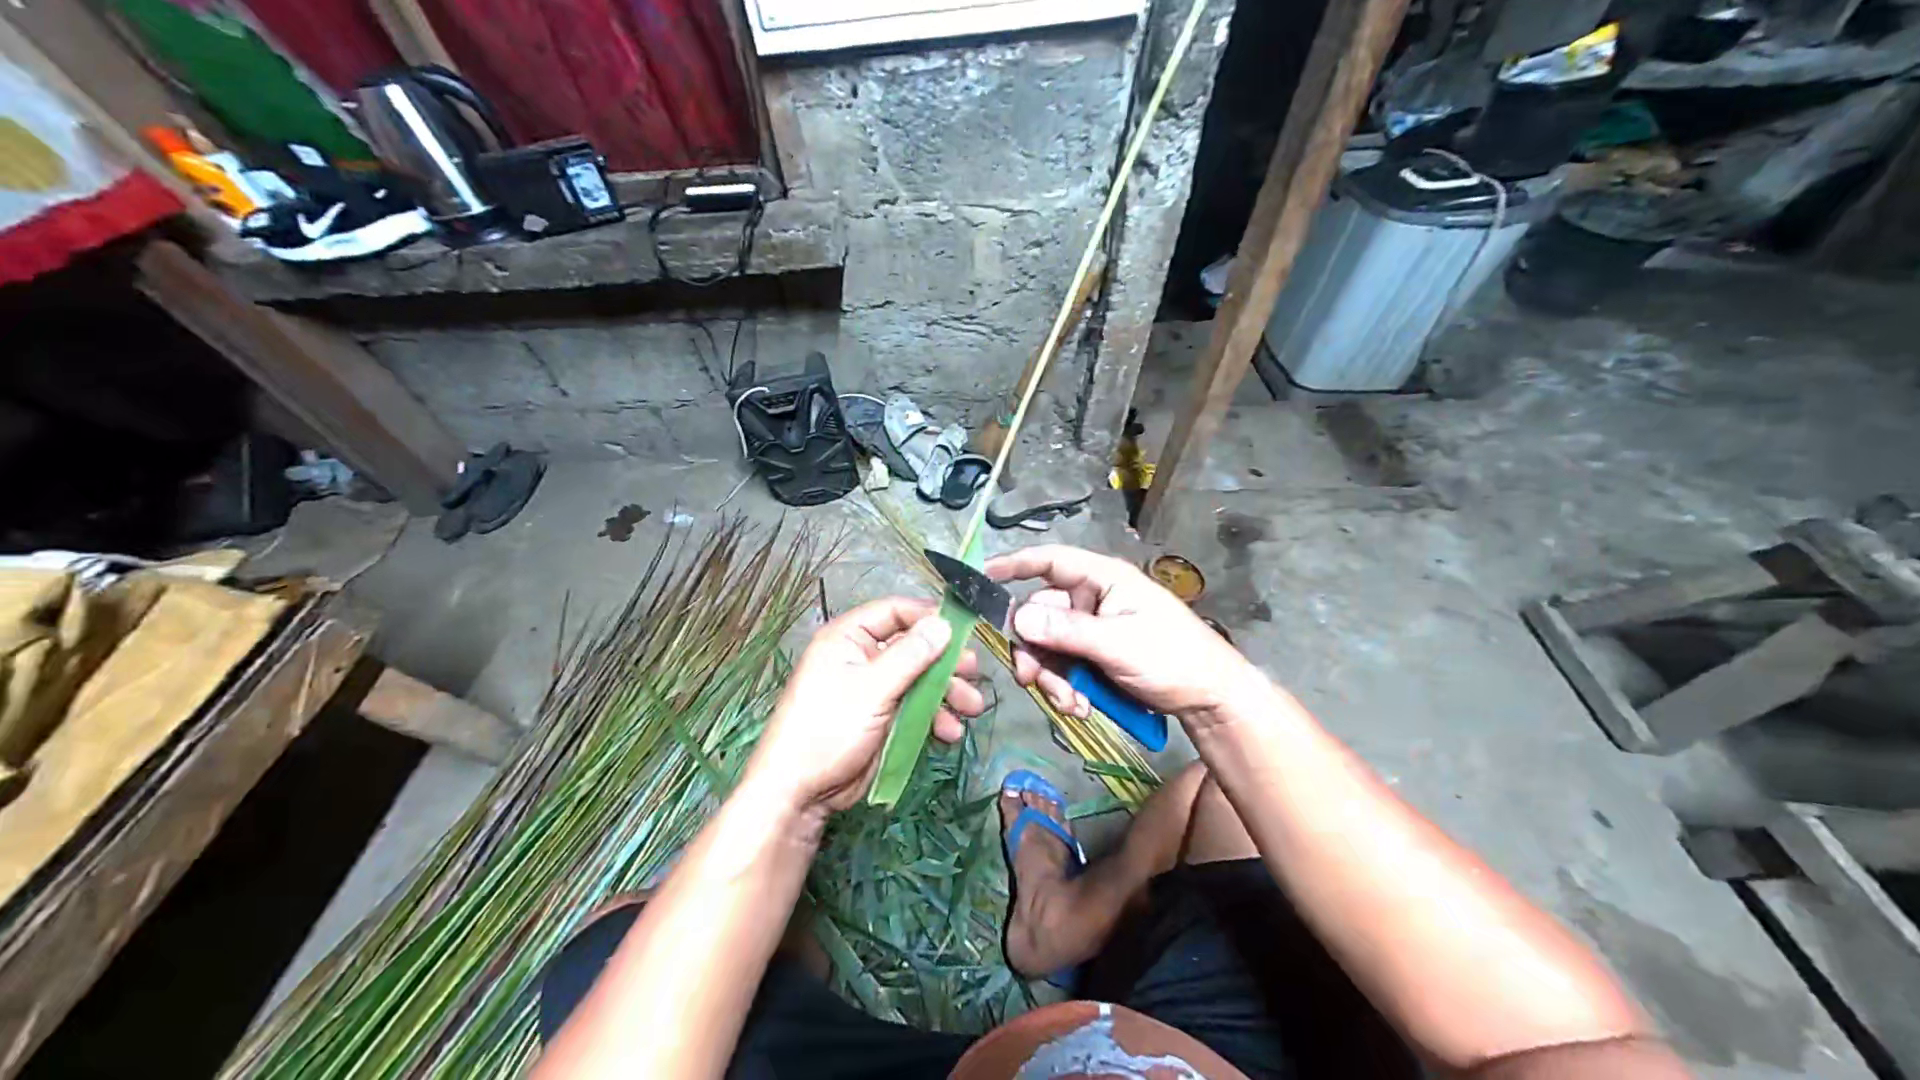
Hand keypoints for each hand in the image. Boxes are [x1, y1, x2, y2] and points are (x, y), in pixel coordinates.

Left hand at [743, 597, 984, 814]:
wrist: (800, 791)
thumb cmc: (829, 728)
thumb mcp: (873, 688)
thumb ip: (911, 654)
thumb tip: (943, 623)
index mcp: (849, 638)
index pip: (895, 612)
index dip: (929, 617)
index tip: (963, 629)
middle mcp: (862, 658)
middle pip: (914, 647)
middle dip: (945, 662)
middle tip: (973, 672)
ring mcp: (874, 690)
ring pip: (920, 680)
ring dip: (947, 693)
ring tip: (971, 708)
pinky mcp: (883, 718)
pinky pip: (916, 708)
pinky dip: (934, 717)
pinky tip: (949, 733)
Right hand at [985, 545, 1261, 725]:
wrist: (1210, 698)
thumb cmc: (1172, 657)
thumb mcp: (1117, 643)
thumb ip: (1066, 630)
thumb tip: (1017, 616)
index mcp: (1102, 580)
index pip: (1050, 561)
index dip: (1015, 565)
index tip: (983, 576)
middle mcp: (1093, 599)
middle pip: (1040, 615)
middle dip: (1035, 651)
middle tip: (1030, 680)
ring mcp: (1093, 629)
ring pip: (1049, 647)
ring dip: (1051, 677)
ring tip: (1069, 703)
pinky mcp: (1096, 656)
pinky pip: (1064, 666)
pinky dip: (1065, 687)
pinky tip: (1080, 706)